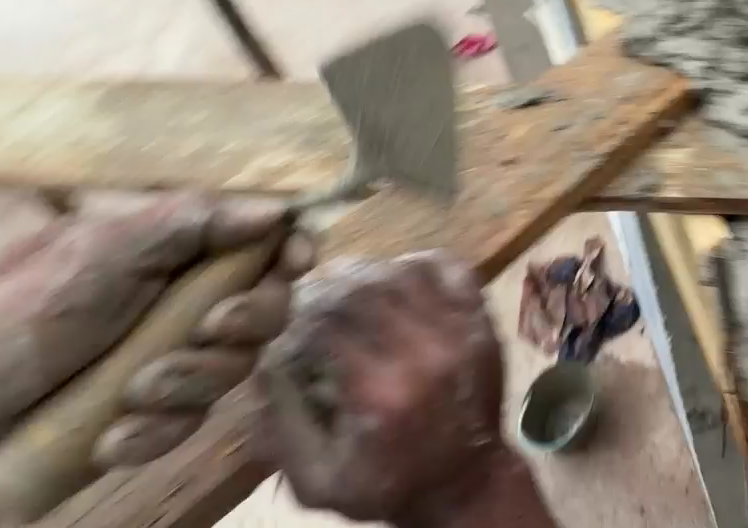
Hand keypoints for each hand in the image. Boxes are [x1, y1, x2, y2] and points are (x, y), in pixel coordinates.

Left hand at [0, 193, 311, 474]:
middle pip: (271, 302)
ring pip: (239, 365)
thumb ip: (190, 222)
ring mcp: (174, 361)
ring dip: (193, 379)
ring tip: (132, 393)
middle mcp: (184, 303)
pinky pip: (194, 421)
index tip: (296, 262)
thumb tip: (279, 209)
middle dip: (250, 318)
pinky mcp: (155, 418)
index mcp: (175, 253)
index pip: (263, 239)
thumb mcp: (94, 253)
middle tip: (209, 330)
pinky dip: (157, 429)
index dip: (293, 247)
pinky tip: (110, 435)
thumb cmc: (6, 327)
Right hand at [258, 252, 509, 527]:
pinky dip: (420, 263)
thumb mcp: (316, 480)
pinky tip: (398, 276)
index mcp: (379, 392)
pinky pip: (452, 269)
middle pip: (367, 289)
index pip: (329, 324)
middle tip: (313, 297)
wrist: (467, 481)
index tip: (290, 326)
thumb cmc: (387, 484)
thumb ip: (281, 425)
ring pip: (408, 272)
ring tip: (349, 284)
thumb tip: (265, 362)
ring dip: (371, 271)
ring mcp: (460, 330)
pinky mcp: (482, 320)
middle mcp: (423, 352)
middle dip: (330, 287)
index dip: (300, 317)